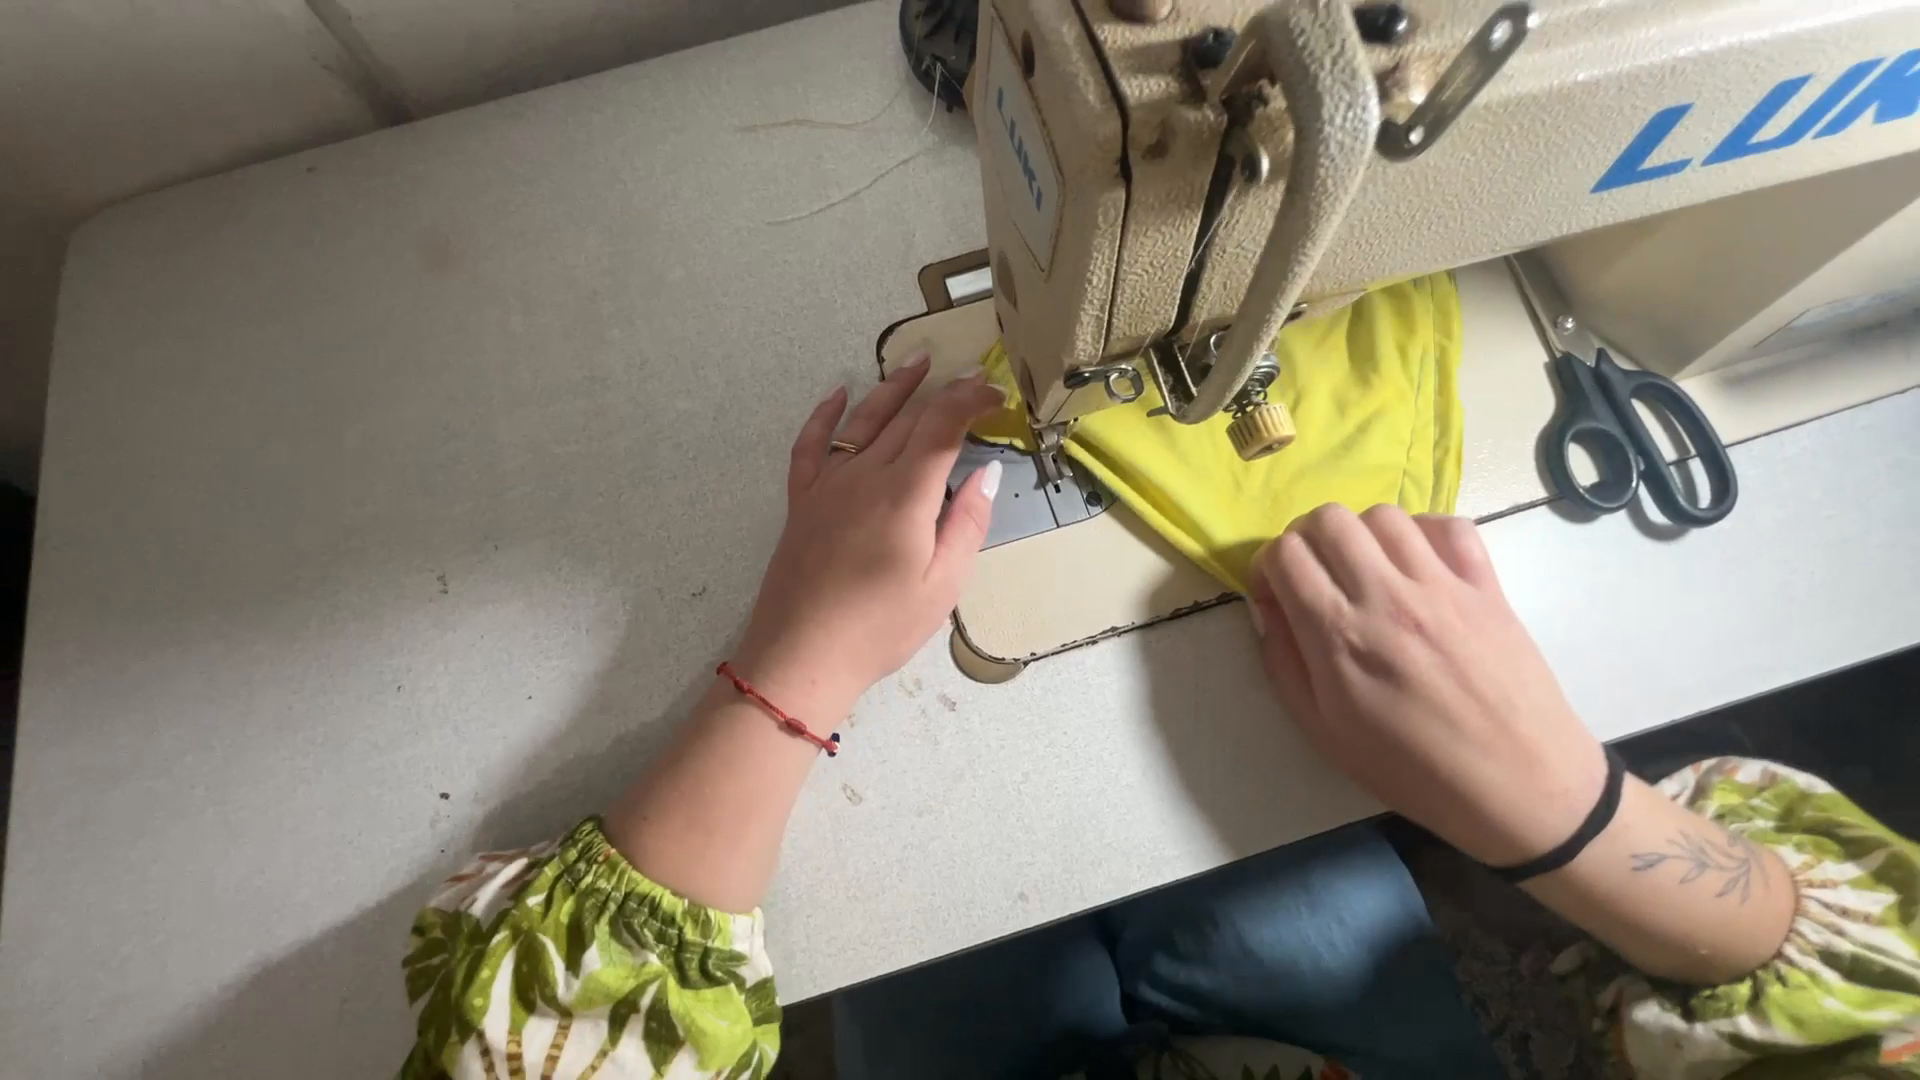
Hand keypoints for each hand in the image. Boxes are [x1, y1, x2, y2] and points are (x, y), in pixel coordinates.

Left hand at [733, 354, 1004, 717]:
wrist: (801, 656)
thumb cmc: (881, 628)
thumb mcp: (943, 586)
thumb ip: (968, 524)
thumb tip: (987, 472)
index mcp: (905, 494)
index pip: (942, 426)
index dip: (971, 401)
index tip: (995, 393)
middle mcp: (864, 475)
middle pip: (908, 418)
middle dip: (943, 392)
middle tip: (970, 376)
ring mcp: (827, 484)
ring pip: (863, 421)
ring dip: (893, 388)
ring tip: (917, 362)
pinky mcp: (802, 500)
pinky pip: (812, 445)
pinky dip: (825, 416)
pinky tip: (838, 396)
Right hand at [1248, 504, 1607, 865]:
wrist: (1522, 791)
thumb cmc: (1410, 769)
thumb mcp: (1321, 729)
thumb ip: (1282, 661)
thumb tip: (1266, 609)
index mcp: (1339, 636)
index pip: (1285, 554)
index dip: (1265, 566)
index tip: (1274, 595)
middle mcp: (1387, 598)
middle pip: (1328, 519)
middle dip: (1305, 538)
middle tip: (1311, 574)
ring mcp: (1443, 587)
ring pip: (1383, 514)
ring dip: (1359, 534)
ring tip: (1363, 570)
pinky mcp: (1488, 587)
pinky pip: (1449, 525)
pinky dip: (1421, 532)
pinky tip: (1415, 564)